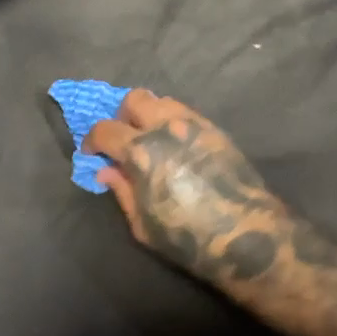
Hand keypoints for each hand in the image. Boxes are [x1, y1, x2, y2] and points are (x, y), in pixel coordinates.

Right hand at [87, 90, 289, 288]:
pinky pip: (186, 113)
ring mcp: (193, 123)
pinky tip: (177, 145)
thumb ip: (122, 191)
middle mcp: (166, 126)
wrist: (244, 233)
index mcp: (141, 150)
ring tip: (152, 140)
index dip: (92, 140)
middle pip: (134, 100)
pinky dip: (173, 122)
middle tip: (124, 140)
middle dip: (123, 117)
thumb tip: (106, 170)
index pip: (105, 130)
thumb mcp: (142, 223)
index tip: (92, 153)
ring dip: (150, 115)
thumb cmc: (186, 235)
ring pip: (162, 101)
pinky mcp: (215, 128)